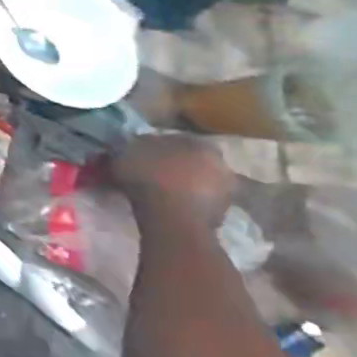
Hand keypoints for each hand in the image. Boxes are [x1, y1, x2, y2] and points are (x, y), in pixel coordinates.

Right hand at [109, 134, 235, 225]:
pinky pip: (200, 199)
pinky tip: (167, 202)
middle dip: (174, 163)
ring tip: (157, 187)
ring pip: (198, 180)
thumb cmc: (150, 176)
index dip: (157, 143)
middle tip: (150, 168)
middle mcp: (222, 164)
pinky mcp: (224, 213)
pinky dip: (186, 199)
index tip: (141, 150)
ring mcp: (228, 191)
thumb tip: (138, 144)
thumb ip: (136, 144)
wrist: (174, 218)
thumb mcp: (128, 150)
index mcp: (201, 144)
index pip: (177, 137)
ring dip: (181, 182)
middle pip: (192, 159)